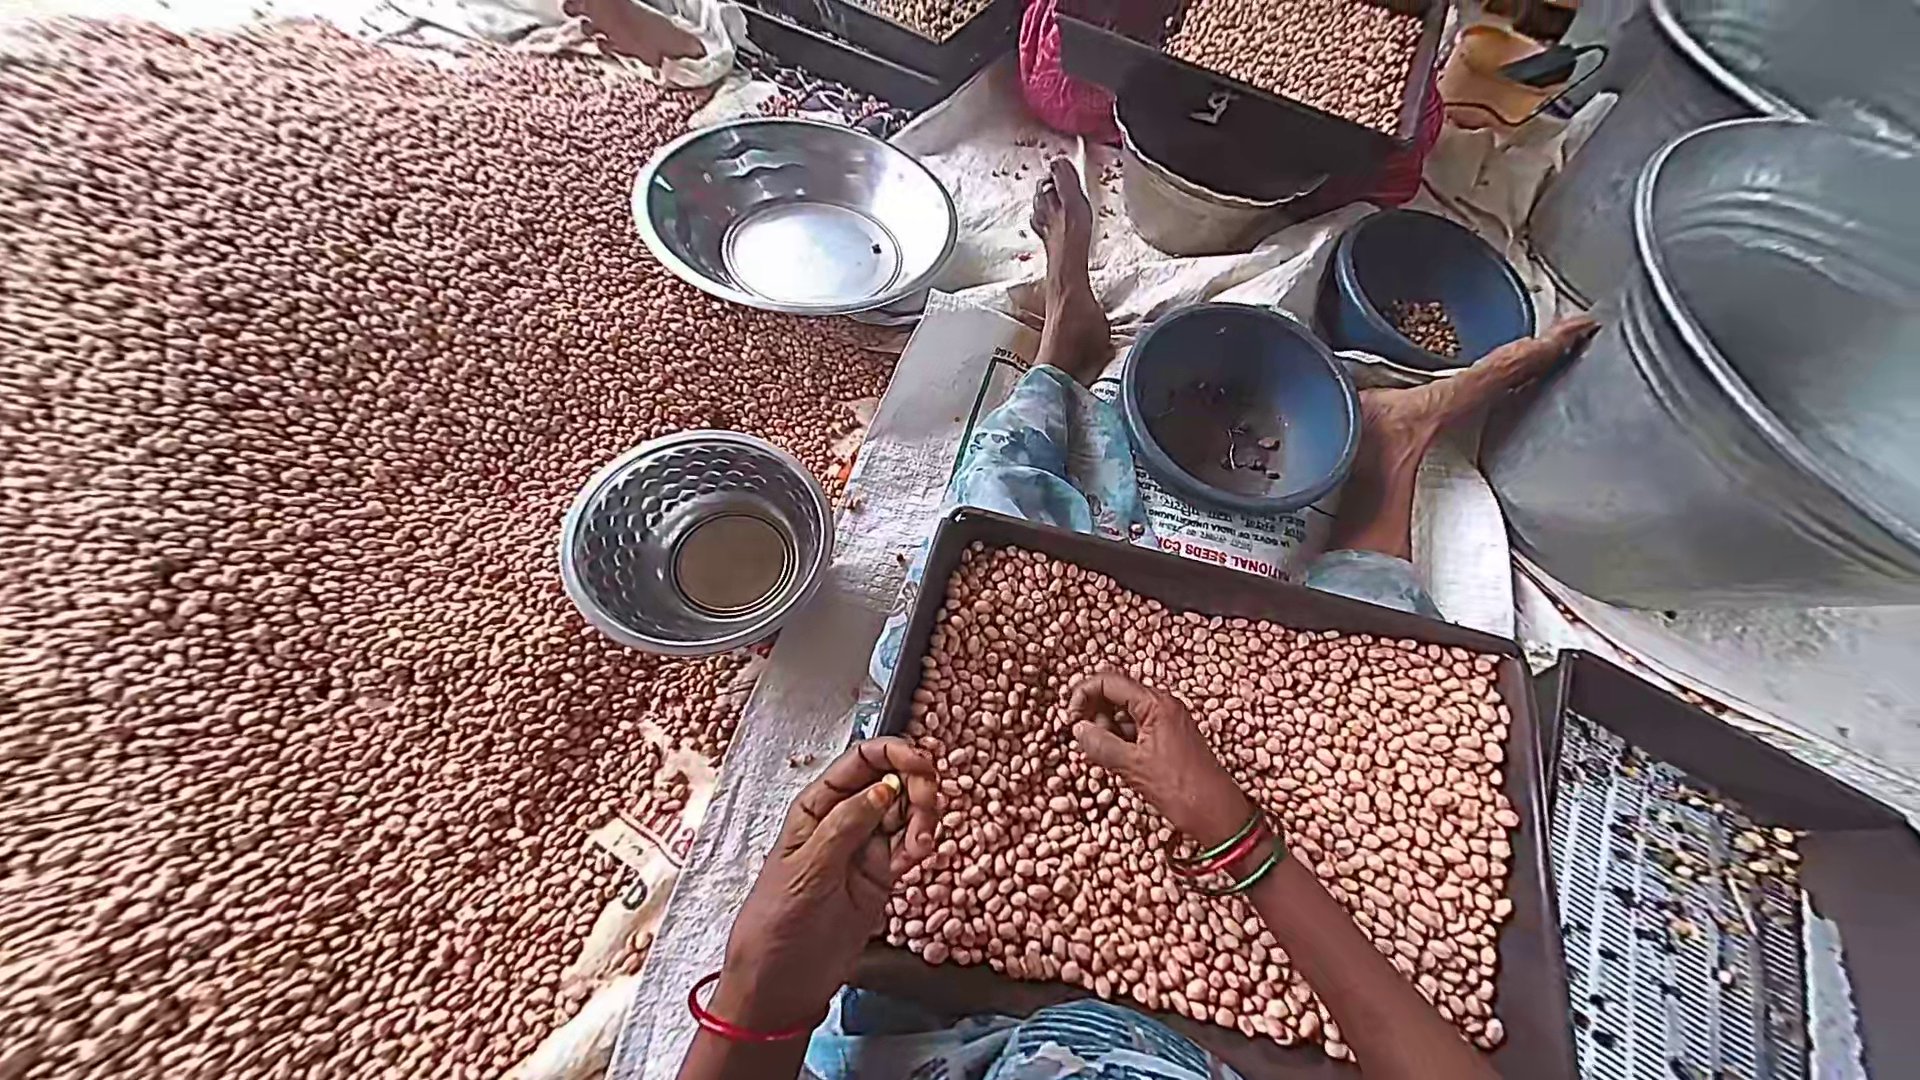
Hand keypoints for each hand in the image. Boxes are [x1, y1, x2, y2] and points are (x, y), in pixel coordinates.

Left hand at [710, 738, 937, 1030]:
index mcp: (819, 802)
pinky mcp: (883, 868)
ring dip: (923, 818)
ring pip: (908, 807)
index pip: (861, 758)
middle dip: (916, 785)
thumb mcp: (808, 868)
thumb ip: (846, 824)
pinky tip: (912, 861)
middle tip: (926, 808)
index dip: (893, 752)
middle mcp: (846, 814)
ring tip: (918, 847)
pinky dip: (920, 845)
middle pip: (893, 777)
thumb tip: (885, 786)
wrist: (781, 985)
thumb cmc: (777, 922)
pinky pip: (911, 841)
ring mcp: (867, 841)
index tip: (920, 762)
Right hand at [1067, 672, 1252, 849]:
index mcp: (1155, 704)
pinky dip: (1121, 737)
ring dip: (1107, 727)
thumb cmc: (1184, 791)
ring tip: (1104, 754)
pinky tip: (1118, 759)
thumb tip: (1078, 729)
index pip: (1108, 682)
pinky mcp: (1169, 736)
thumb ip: (1100, 743)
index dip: (1083, 695)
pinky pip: (1136, 726)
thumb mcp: (1132, 767)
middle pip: (1115, 692)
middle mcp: (1163, 705)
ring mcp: (1168, 720)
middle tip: (1085, 738)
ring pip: (1124, 711)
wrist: (1221, 818)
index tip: (1071, 719)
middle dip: (1094, 712)